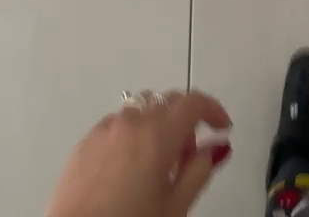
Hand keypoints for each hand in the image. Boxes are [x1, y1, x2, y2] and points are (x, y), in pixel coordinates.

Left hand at [46, 89, 233, 216]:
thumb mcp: (175, 207)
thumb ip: (200, 170)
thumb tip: (218, 146)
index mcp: (158, 135)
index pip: (193, 102)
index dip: (213, 109)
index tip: (223, 127)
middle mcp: (132, 122)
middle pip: (168, 102)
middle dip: (185, 123)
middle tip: (187, 159)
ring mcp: (106, 128)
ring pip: (142, 110)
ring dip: (158, 126)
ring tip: (157, 166)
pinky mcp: (85, 141)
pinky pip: (117, 124)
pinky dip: (132, 134)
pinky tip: (129, 168)